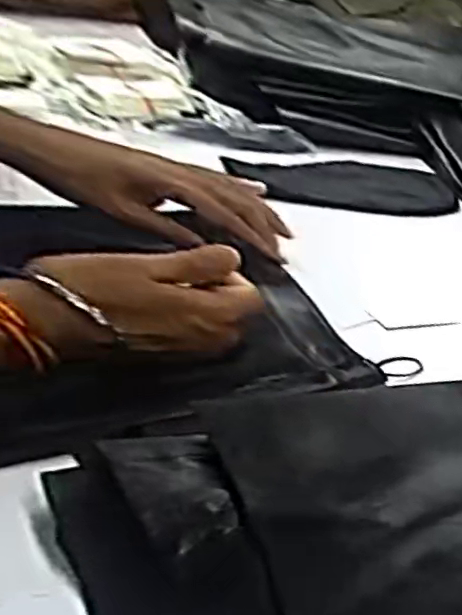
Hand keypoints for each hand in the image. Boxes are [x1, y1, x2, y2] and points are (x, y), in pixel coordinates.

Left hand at [0, 109, 289, 257]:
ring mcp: (177, 166)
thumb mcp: (121, 211)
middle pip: (240, 201)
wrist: (37, 143)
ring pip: (235, 189)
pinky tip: (257, 190)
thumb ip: (169, 230)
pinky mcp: (170, 165)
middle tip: (284, 249)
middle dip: (267, 227)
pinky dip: (244, 186)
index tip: (274, 256)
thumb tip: (205, 246)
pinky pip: (219, 177)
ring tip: (284, 228)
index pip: (227, 215)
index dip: (254, 237)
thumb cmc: (72, 173)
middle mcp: (181, 172)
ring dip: (263, 210)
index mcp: (173, 184)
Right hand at [16, 247, 263, 362]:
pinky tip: (156, 307)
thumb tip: (233, 256)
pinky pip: (200, 332)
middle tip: (171, 274)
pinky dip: (188, 317)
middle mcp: (220, 336)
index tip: (196, 263)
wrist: (53, 321)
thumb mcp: (146, 266)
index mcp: (218, 314)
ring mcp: (203, 348)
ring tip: (159, 289)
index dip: (228, 274)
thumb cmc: (93, 290)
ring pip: (220, 320)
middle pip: (238, 308)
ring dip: (200, 303)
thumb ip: (198, 264)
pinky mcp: (183, 354)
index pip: (251, 294)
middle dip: (214, 288)